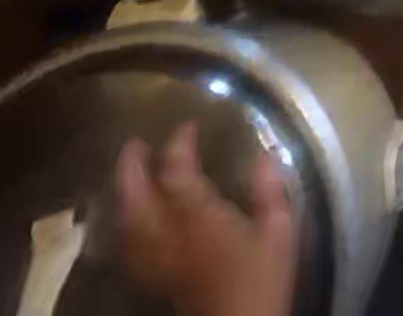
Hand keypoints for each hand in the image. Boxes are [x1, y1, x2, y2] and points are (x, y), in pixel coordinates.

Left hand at [116, 121, 301, 315]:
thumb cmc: (263, 276)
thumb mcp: (279, 228)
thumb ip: (269, 190)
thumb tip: (264, 153)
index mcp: (200, 219)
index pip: (178, 175)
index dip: (178, 146)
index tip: (187, 125)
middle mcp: (170, 237)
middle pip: (137, 201)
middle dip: (131, 170)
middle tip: (132, 144)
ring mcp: (158, 260)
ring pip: (127, 224)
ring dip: (123, 195)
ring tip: (128, 174)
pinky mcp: (157, 277)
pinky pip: (131, 246)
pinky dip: (127, 224)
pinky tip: (132, 219)